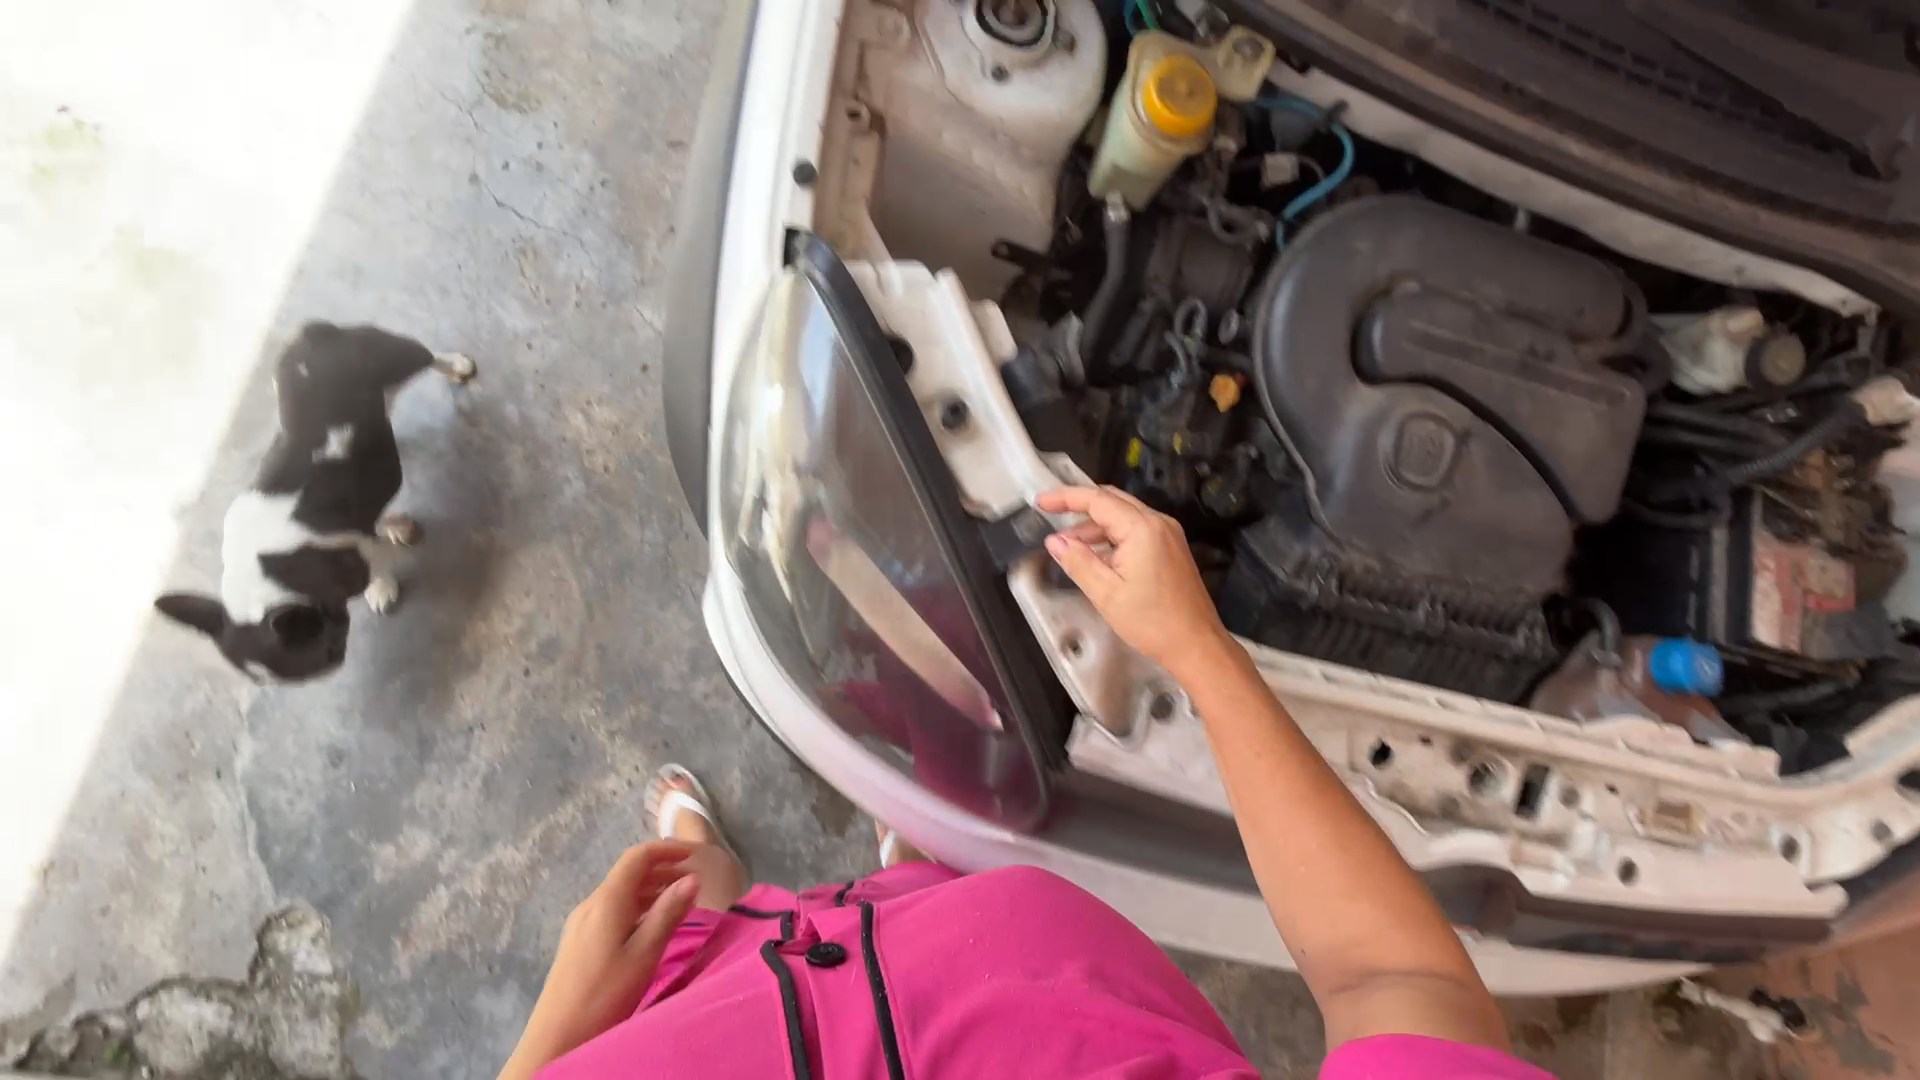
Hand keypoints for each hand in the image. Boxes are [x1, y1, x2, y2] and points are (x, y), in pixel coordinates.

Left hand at [499, 842, 702, 1079]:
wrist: (554, 1041)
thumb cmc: (604, 994)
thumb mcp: (644, 954)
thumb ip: (668, 913)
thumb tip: (693, 877)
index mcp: (606, 900)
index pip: (636, 857)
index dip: (666, 849)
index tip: (693, 855)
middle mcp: (591, 905)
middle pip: (629, 873)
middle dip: (662, 870)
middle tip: (693, 881)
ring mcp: (581, 924)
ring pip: (621, 893)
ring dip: (651, 890)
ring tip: (679, 902)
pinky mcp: (579, 942)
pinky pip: (613, 910)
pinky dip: (638, 907)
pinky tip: (651, 926)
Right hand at [1037, 486, 1236, 679]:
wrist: (1196, 645)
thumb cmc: (1151, 621)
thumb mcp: (1106, 593)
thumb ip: (1078, 561)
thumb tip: (1053, 541)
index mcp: (1142, 528)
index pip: (1097, 500)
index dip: (1066, 497)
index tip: (1040, 502)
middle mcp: (1158, 523)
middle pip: (1112, 500)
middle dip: (1079, 507)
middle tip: (1051, 516)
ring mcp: (1168, 534)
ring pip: (1124, 516)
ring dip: (1094, 526)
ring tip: (1067, 545)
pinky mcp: (1171, 548)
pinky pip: (1136, 530)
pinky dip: (1112, 537)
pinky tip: (1095, 555)